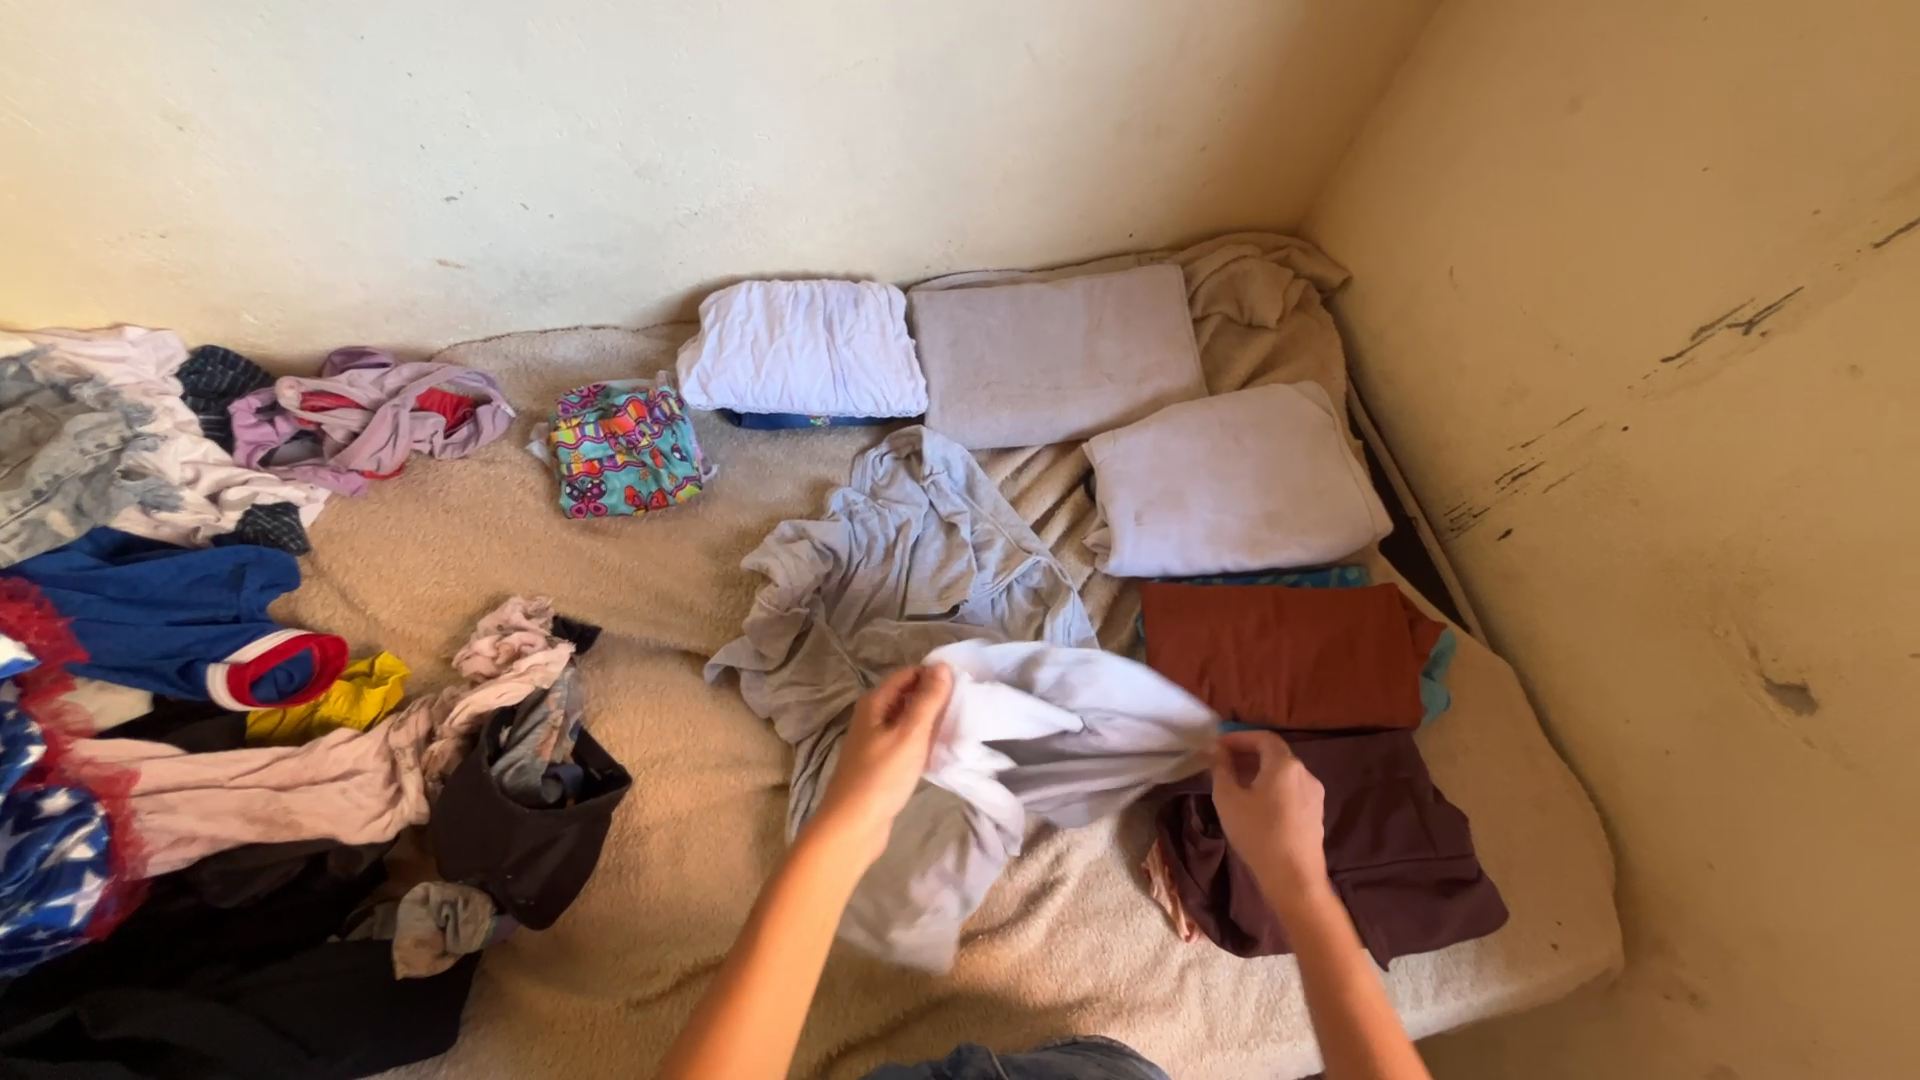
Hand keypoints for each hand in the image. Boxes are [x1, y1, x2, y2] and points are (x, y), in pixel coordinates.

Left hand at [809, 664, 954, 864]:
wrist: (852, 826)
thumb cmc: (881, 776)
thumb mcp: (910, 734)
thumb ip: (927, 700)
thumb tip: (942, 666)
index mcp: (874, 703)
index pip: (907, 674)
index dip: (932, 675)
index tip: (961, 685)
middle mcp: (871, 716)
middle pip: (906, 695)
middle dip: (932, 697)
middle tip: (963, 706)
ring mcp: (874, 740)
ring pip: (906, 720)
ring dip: (928, 721)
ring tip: (956, 727)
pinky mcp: (879, 762)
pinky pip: (904, 741)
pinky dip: (920, 741)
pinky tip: (937, 751)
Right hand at [1211, 730, 1331, 920]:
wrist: (1294, 879)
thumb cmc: (1257, 833)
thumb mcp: (1228, 797)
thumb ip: (1221, 767)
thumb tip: (1216, 748)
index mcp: (1285, 765)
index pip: (1263, 737)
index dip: (1238, 737)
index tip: (1217, 746)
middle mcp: (1305, 774)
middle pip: (1274, 754)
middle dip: (1247, 754)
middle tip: (1222, 763)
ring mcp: (1314, 795)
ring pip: (1283, 773)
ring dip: (1259, 771)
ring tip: (1236, 783)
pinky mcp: (1315, 815)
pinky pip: (1291, 790)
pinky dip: (1272, 787)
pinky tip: (1256, 804)